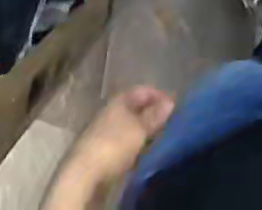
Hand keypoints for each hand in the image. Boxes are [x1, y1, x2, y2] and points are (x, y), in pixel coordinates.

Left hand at [44, 86, 175, 208]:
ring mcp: (107, 129)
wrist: (84, 172)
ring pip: (132, 125)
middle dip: (154, 114)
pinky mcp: (105, 148)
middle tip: (172, 124)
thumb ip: (154, 115)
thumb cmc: (113, 143)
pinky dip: (138, 144)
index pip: (143, 90)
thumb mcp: (138, 129)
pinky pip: (127, 141)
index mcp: (119, 99)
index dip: (160, 95)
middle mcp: (112, 110)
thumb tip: (170, 101)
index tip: (177, 107)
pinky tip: (146, 152)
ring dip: (146, 131)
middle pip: (137, 107)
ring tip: (163, 139)